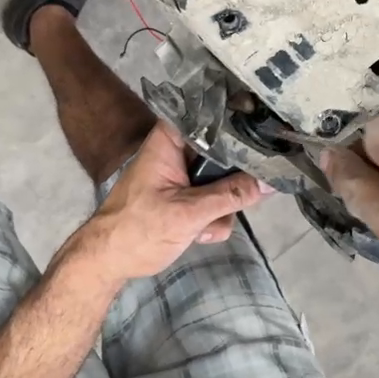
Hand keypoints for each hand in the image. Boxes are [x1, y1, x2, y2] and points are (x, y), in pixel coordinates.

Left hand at [58, 123, 269, 287]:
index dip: (239, 123)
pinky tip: (197, 235)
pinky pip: (215, 202)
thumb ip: (231, 195)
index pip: (210, 116)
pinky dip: (210, 221)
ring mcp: (183, 176)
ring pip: (224, 183)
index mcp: (169, 139)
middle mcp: (178, 151)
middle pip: (225, 152)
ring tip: (199, 228)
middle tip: (228, 203)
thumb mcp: (188, 213)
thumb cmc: (137, 228)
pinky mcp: (186, 197)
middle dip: (232, 184)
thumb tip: (270, 181)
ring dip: (220, 211)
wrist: (108, 261)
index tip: (268, 132)